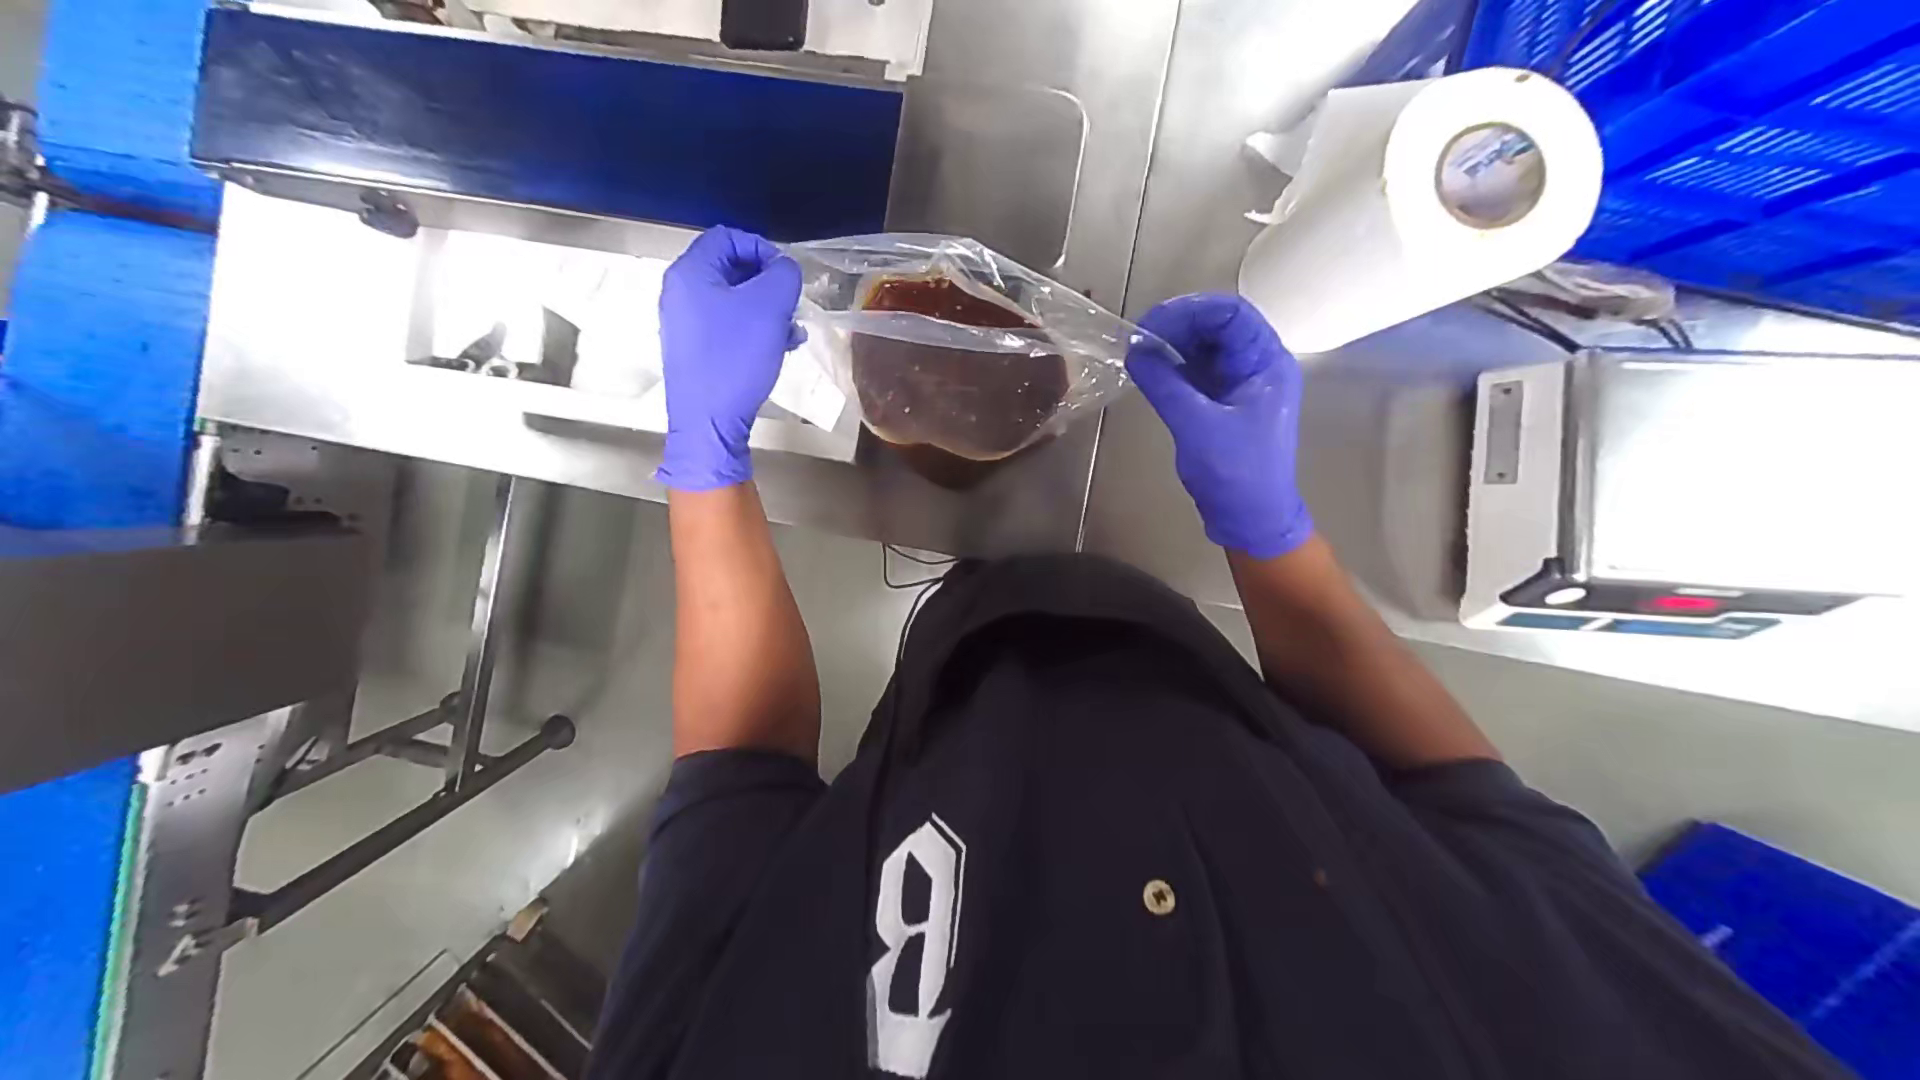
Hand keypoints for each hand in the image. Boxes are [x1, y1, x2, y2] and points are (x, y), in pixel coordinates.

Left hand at [656, 226, 804, 490]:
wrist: (708, 422)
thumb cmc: (736, 358)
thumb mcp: (769, 308)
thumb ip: (783, 276)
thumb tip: (785, 268)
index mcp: (690, 273)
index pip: (727, 237)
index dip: (761, 247)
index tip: (786, 274)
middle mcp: (681, 294)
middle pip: (731, 270)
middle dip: (768, 284)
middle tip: (792, 304)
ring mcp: (687, 325)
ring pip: (734, 302)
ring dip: (768, 311)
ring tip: (792, 332)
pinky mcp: (696, 352)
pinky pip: (729, 328)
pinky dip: (755, 331)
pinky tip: (779, 349)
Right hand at [1127, 293, 1312, 557]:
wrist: (1250, 519)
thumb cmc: (1235, 472)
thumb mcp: (1196, 425)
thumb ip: (1165, 384)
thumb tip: (1134, 351)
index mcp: (1266, 363)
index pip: (1232, 315)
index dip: (1191, 311)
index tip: (1151, 324)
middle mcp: (1257, 366)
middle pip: (1218, 328)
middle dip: (1178, 327)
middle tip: (1139, 339)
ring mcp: (1240, 385)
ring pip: (1205, 349)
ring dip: (1173, 347)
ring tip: (1139, 353)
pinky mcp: (1223, 403)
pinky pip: (1197, 373)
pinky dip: (1173, 368)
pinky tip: (1150, 371)